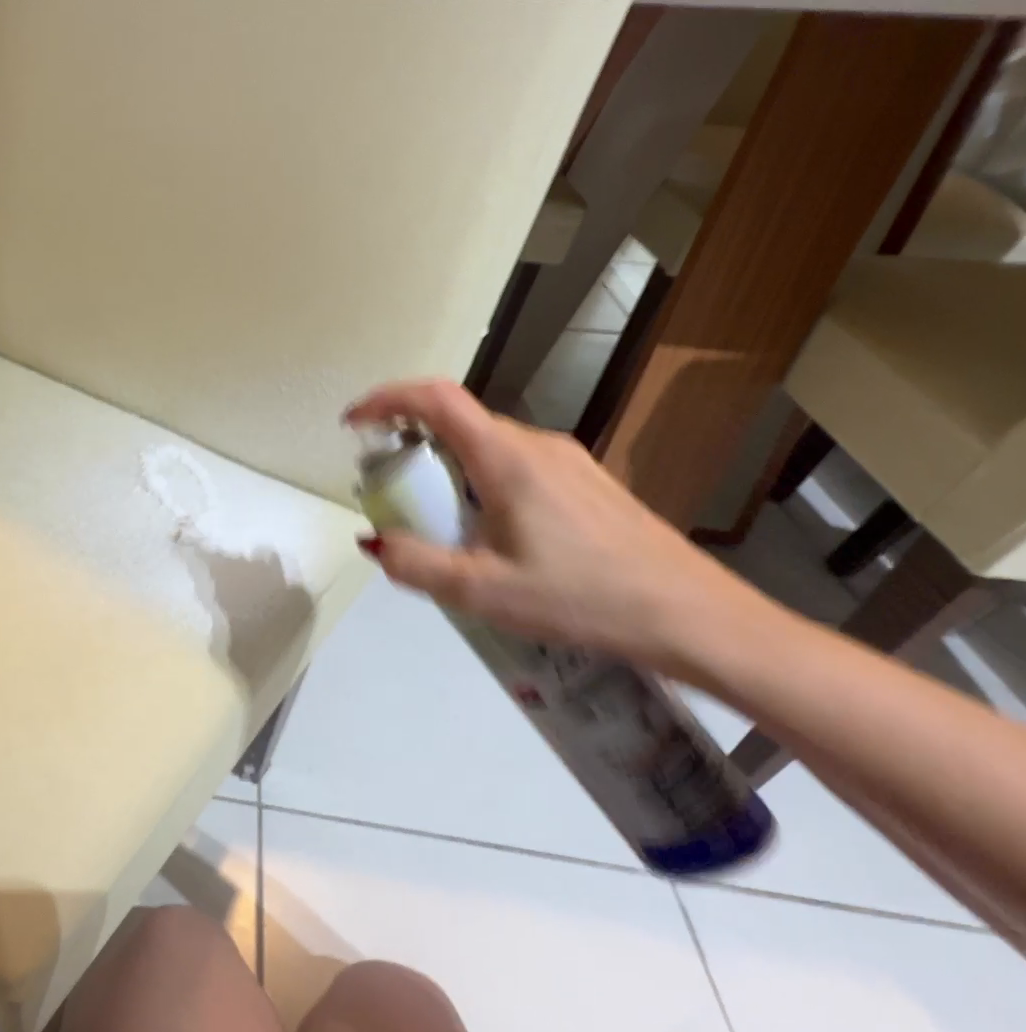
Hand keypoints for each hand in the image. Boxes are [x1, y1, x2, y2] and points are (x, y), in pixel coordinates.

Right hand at [345, 380, 772, 676]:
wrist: (692, 618)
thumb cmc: (582, 599)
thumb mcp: (482, 592)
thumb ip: (416, 564)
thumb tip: (375, 541)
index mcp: (508, 460)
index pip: (436, 400)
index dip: (387, 400)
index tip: (353, 425)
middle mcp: (539, 447)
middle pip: (460, 425)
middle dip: (412, 448)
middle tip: (390, 498)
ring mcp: (571, 464)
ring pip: (490, 450)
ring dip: (449, 473)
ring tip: (439, 529)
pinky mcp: (590, 486)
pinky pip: (518, 469)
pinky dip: (482, 487)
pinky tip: (493, 541)